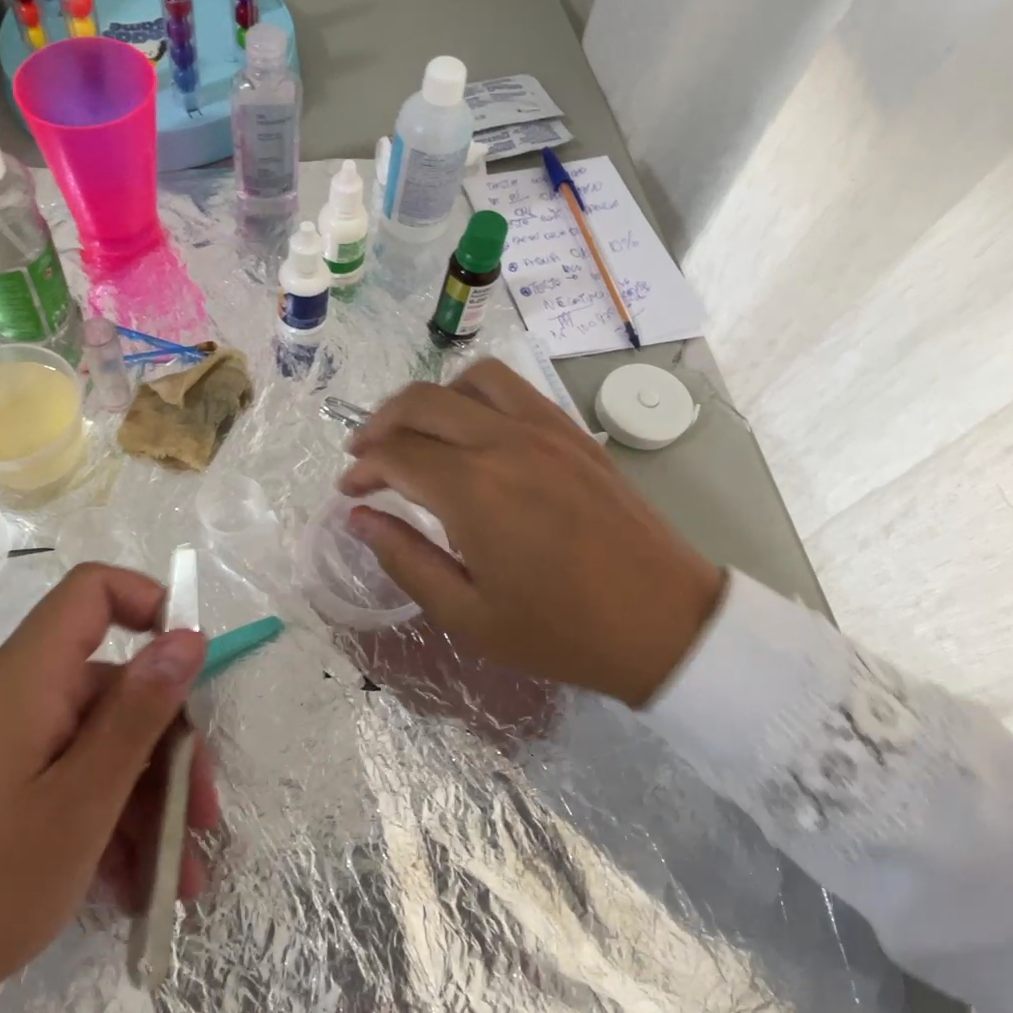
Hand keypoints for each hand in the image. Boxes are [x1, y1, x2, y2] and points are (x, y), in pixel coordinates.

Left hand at [0, 565, 219, 991]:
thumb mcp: (82, 801)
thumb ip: (138, 712)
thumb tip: (187, 635)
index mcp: (24, 680)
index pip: (90, 592)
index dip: (150, 606)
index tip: (195, 667)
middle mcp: (8, 697)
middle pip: (109, 688)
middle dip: (167, 750)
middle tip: (203, 821)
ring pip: (94, 744)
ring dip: (144, 804)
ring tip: (174, 879)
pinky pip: (61, 779)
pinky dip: (102, 820)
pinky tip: (130, 883)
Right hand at [338, 359, 723, 707]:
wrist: (663, 623)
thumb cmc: (561, 632)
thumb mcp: (467, 615)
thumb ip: (406, 559)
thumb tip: (360, 519)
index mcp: (473, 490)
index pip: (395, 454)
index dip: (361, 469)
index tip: (349, 494)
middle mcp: (505, 442)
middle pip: (422, 403)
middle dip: (380, 425)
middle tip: (363, 456)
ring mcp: (546, 431)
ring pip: (470, 380)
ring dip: (430, 400)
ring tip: (416, 435)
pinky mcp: (574, 434)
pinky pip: (515, 390)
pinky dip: (476, 397)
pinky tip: (472, 434)